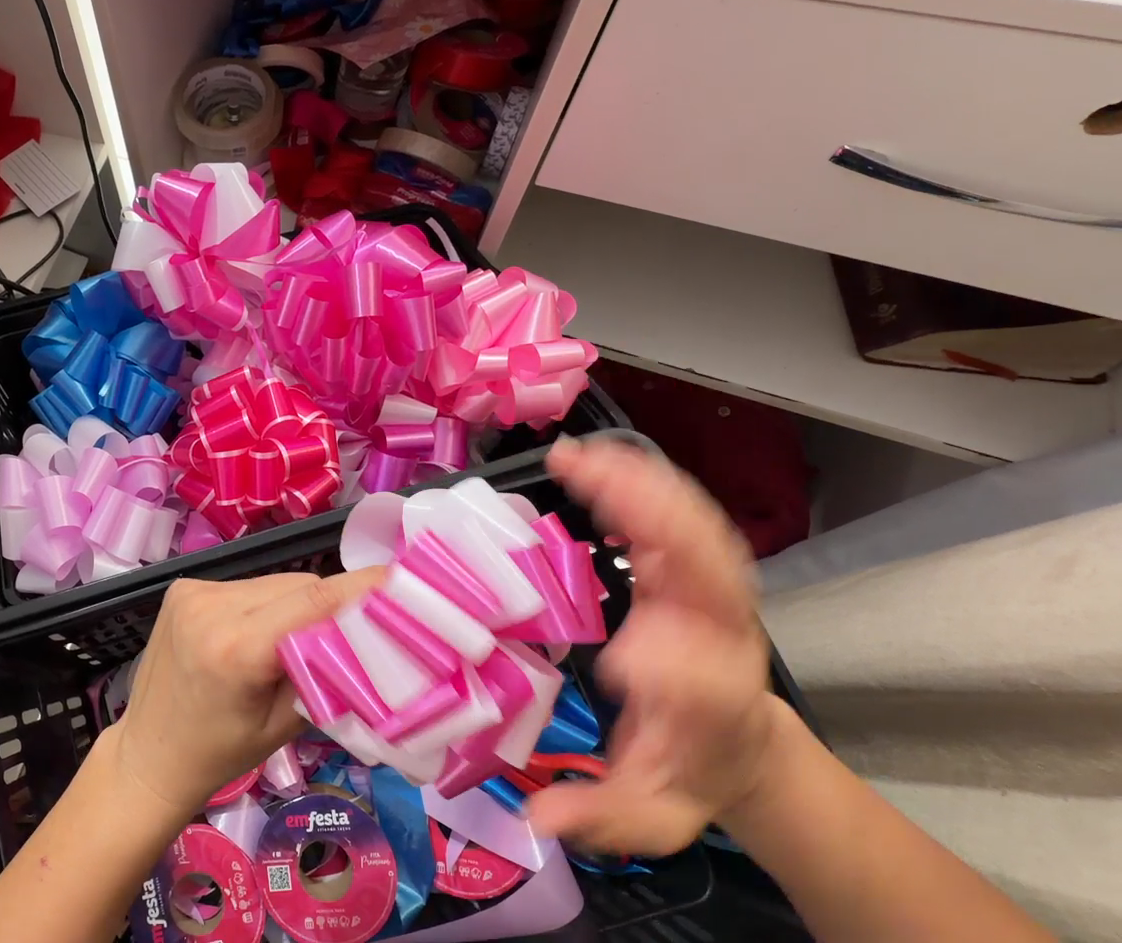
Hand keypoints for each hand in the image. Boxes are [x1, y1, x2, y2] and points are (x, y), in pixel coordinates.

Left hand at [110, 569, 382, 815]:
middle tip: (358, 627)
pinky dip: (266, 603)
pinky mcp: (183, 587)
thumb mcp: (285, 724)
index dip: (359, 587)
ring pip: (273, 582)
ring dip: (297, 602)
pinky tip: (263, 631)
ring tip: (304, 637)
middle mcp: (211, 606)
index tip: (398, 579)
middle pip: (296, 586)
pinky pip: (246, 585)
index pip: (313, 601)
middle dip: (331, 603)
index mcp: (236, 647)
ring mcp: (192, 591)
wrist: (149, 754)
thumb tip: (369, 638)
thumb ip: (326, 674)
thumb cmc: (220, 753)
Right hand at [528, 437, 780, 856]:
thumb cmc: (691, 771)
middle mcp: (722, 635)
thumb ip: (603, 817)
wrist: (740, 744)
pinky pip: (676, 519)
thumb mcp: (652, 813)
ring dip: (640, 486)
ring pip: (691, 528)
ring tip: (579, 457)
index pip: (705, 679)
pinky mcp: (696, 575)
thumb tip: (540, 821)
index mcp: (715, 699)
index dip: (673, 668)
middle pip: (705, 568)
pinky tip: (598, 464)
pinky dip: (641, 486)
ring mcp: (713, 596)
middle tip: (582, 481)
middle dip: (651, 518)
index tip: (626, 666)